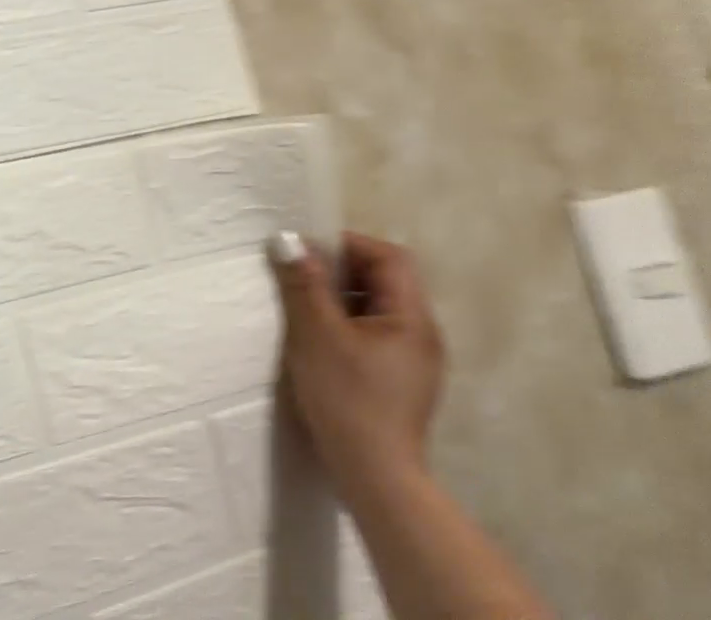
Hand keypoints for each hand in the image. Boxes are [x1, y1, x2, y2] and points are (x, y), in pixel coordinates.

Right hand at [268, 231, 446, 494]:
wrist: (373, 471)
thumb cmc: (346, 396)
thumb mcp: (316, 334)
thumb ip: (304, 284)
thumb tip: (288, 239)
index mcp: (411, 317)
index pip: (390, 257)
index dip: (348, 244)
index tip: (306, 251)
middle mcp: (422, 333)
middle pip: (386, 281)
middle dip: (341, 270)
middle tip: (297, 276)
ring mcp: (413, 360)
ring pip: (377, 309)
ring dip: (340, 298)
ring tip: (301, 307)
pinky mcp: (398, 380)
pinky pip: (373, 334)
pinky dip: (344, 324)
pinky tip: (317, 341)